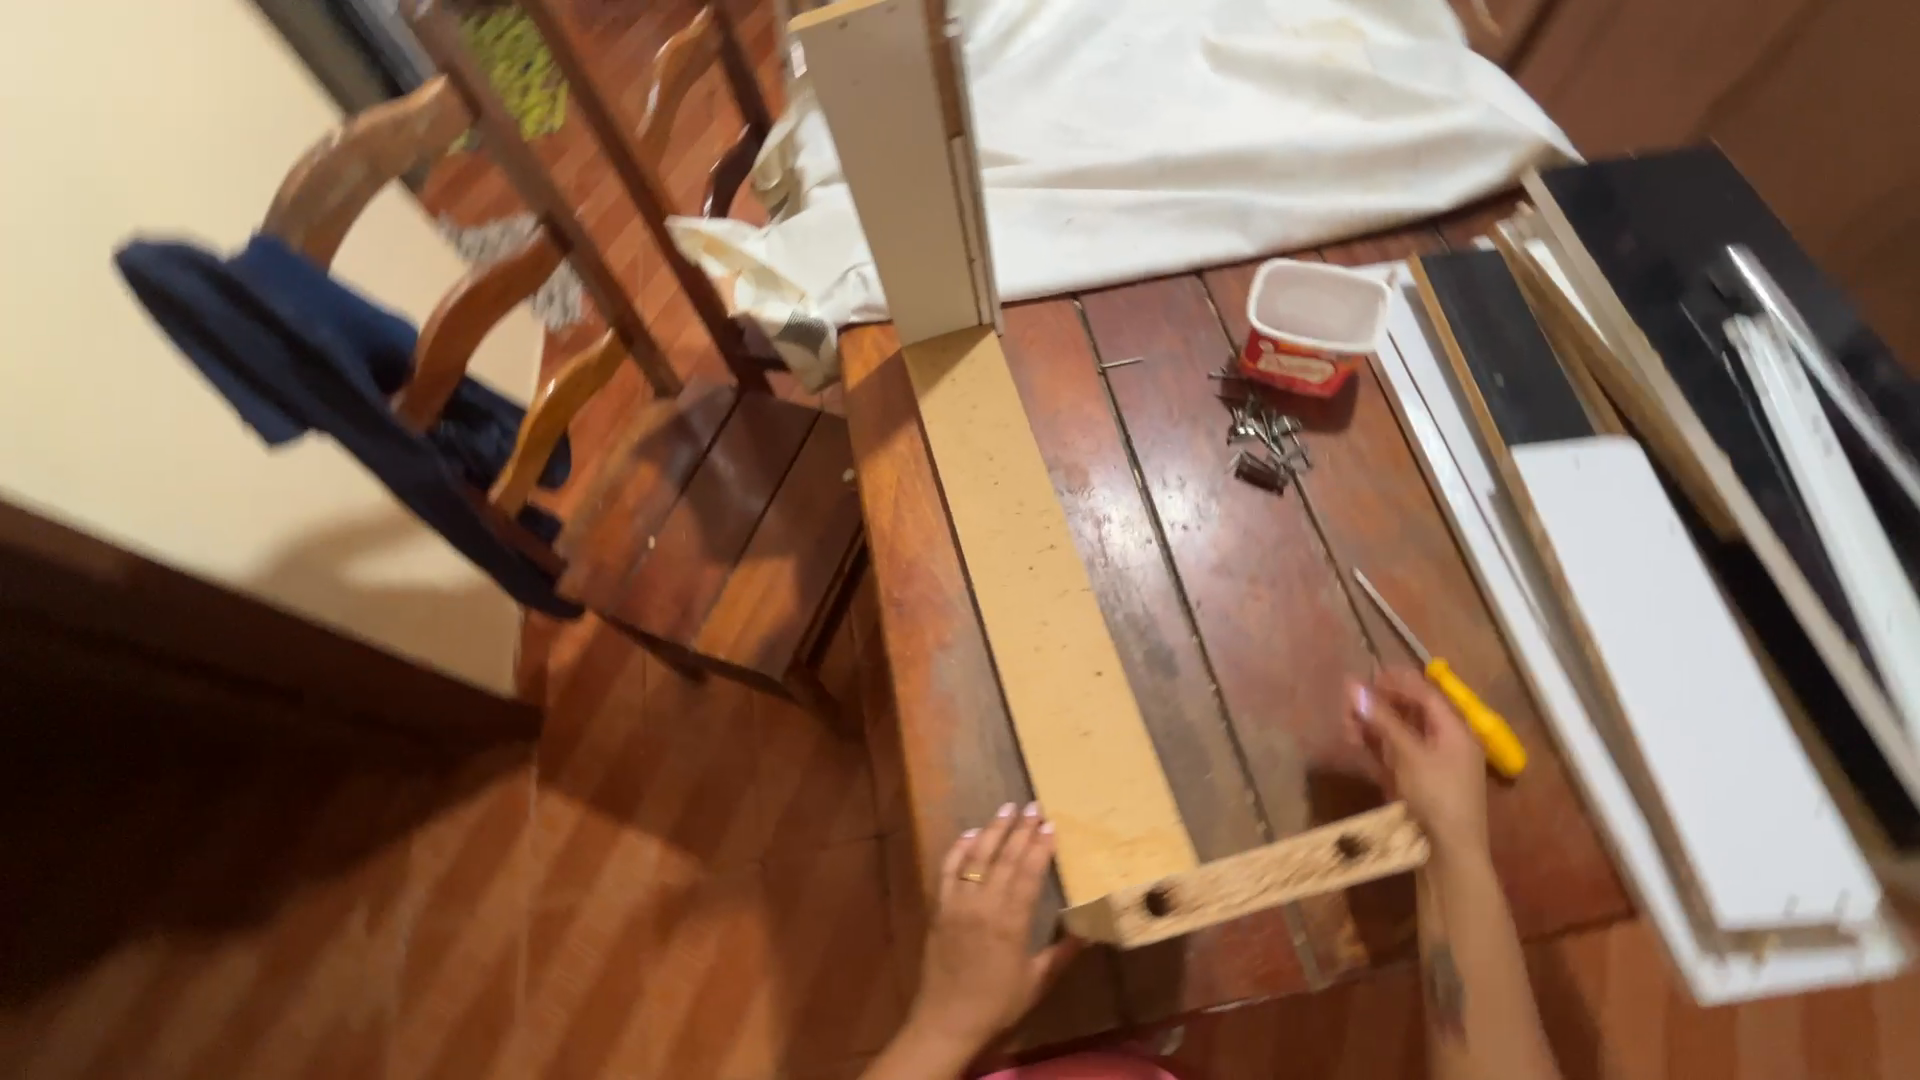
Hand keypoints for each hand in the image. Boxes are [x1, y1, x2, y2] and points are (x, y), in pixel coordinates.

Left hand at [907, 802, 1081, 1054]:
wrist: (946, 1021)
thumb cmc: (997, 1004)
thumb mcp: (1036, 982)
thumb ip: (1062, 954)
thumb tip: (1089, 932)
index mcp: (1011, 922)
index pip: (1028, 873)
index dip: (1040, 846)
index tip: (1051, 824)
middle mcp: (984, 905)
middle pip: (1005, 858)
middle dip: (1021, 829)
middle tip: (1034, 806)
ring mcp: (958, 903)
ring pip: (977, 857)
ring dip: (992, 829)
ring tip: (1007, 808)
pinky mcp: (939, 907)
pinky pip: (948, 870)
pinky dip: (959, 849)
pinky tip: (970, 834)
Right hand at [1346, 668, 1489, 859]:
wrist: (1447, 852)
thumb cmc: (1437, 796)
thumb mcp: (1409, 753)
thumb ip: (1381, 718)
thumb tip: (1352, 686)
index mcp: (1455, 731)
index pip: (1426, 695)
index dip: (1397, 682)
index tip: (1367, 674)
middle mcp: (1443, 742)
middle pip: (1409, 712)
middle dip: (1378, 704)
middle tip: (1347, 702)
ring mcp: (1427, 762)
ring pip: (1396, 732)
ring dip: (1371, 724)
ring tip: (1346, 725)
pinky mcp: (1412, 781)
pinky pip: (1390, 753)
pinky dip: (1373, 745)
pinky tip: (1354, 742)